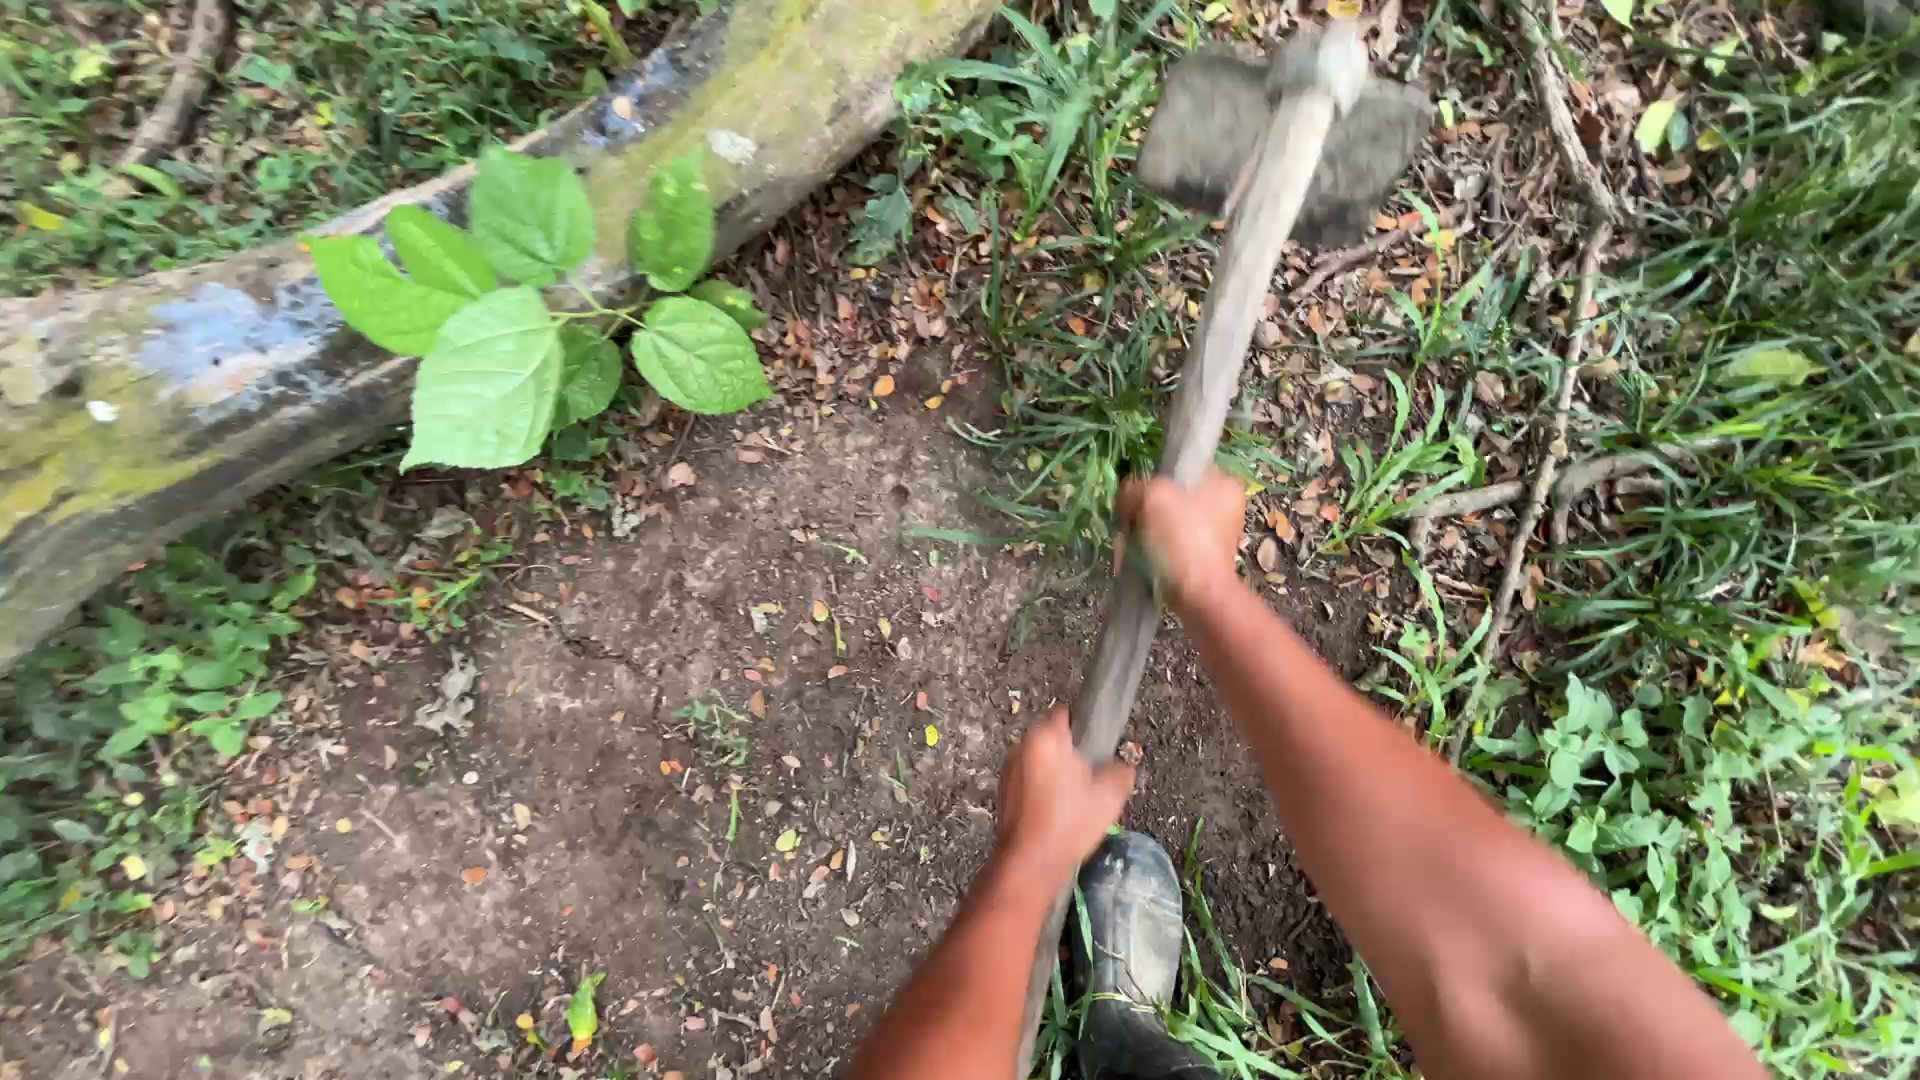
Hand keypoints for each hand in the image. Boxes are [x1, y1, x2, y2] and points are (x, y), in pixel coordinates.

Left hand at [994, 707, 1135, 883]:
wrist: (1031, 861)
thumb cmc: (1069, 823)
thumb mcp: (1109, 796)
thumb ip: (1121, 771)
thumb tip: (1122, 765)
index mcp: (1046, 737)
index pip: (1066, 713)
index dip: (1084, 725)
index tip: (1096, 744)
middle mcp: (1022, 744)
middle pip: (1052, 736)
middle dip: (1070, 751)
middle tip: (1089, 775)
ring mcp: (1009, 766)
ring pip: (1039, 757)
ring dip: (1054, 768)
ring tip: (1073, 796)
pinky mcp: (1003, 787)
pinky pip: (1028, 775)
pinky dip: (1040, 784)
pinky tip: (1055, 808)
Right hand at [1117, 469, 1246, 610]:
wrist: (1198, 594)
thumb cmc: (1182, 539)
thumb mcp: (1153, 497)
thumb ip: (1136, 486)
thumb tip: (1128, 494)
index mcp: (1223, 483)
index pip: (1180, 469)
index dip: (1153, 480)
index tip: (1137, 496)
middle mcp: (1224, 506)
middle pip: (1170, 497)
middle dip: (1144, 511)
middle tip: (1129, 524)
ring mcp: (1214, 534)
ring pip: (1166, 522)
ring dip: (1143, 532)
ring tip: (1128, 545)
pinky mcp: (1202, 557)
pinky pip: (1169, 544)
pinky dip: (1151, 549)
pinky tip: (1136, 558)